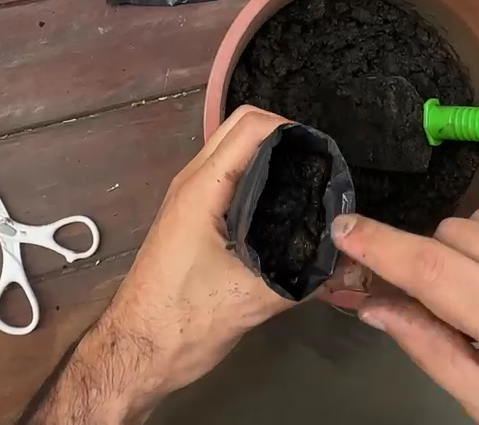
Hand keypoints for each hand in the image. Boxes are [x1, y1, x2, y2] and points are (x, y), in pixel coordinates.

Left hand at [26, 105, 294, 423]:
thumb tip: (345, 258)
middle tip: (315, 160)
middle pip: (238, 124)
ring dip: (265, 148)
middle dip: (280, 131)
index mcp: (203, 188)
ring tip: (304, 176)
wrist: (133, 354)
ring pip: (229, 145)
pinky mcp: (189, 212)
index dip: (289, 128)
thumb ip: (301, 276)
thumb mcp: (250, 300)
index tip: (321, 152)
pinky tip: (278, 200)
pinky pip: (224, 170)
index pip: (250, 126)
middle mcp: (192, 179)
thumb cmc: (184, 321)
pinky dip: (252, 168)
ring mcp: (187, 194)